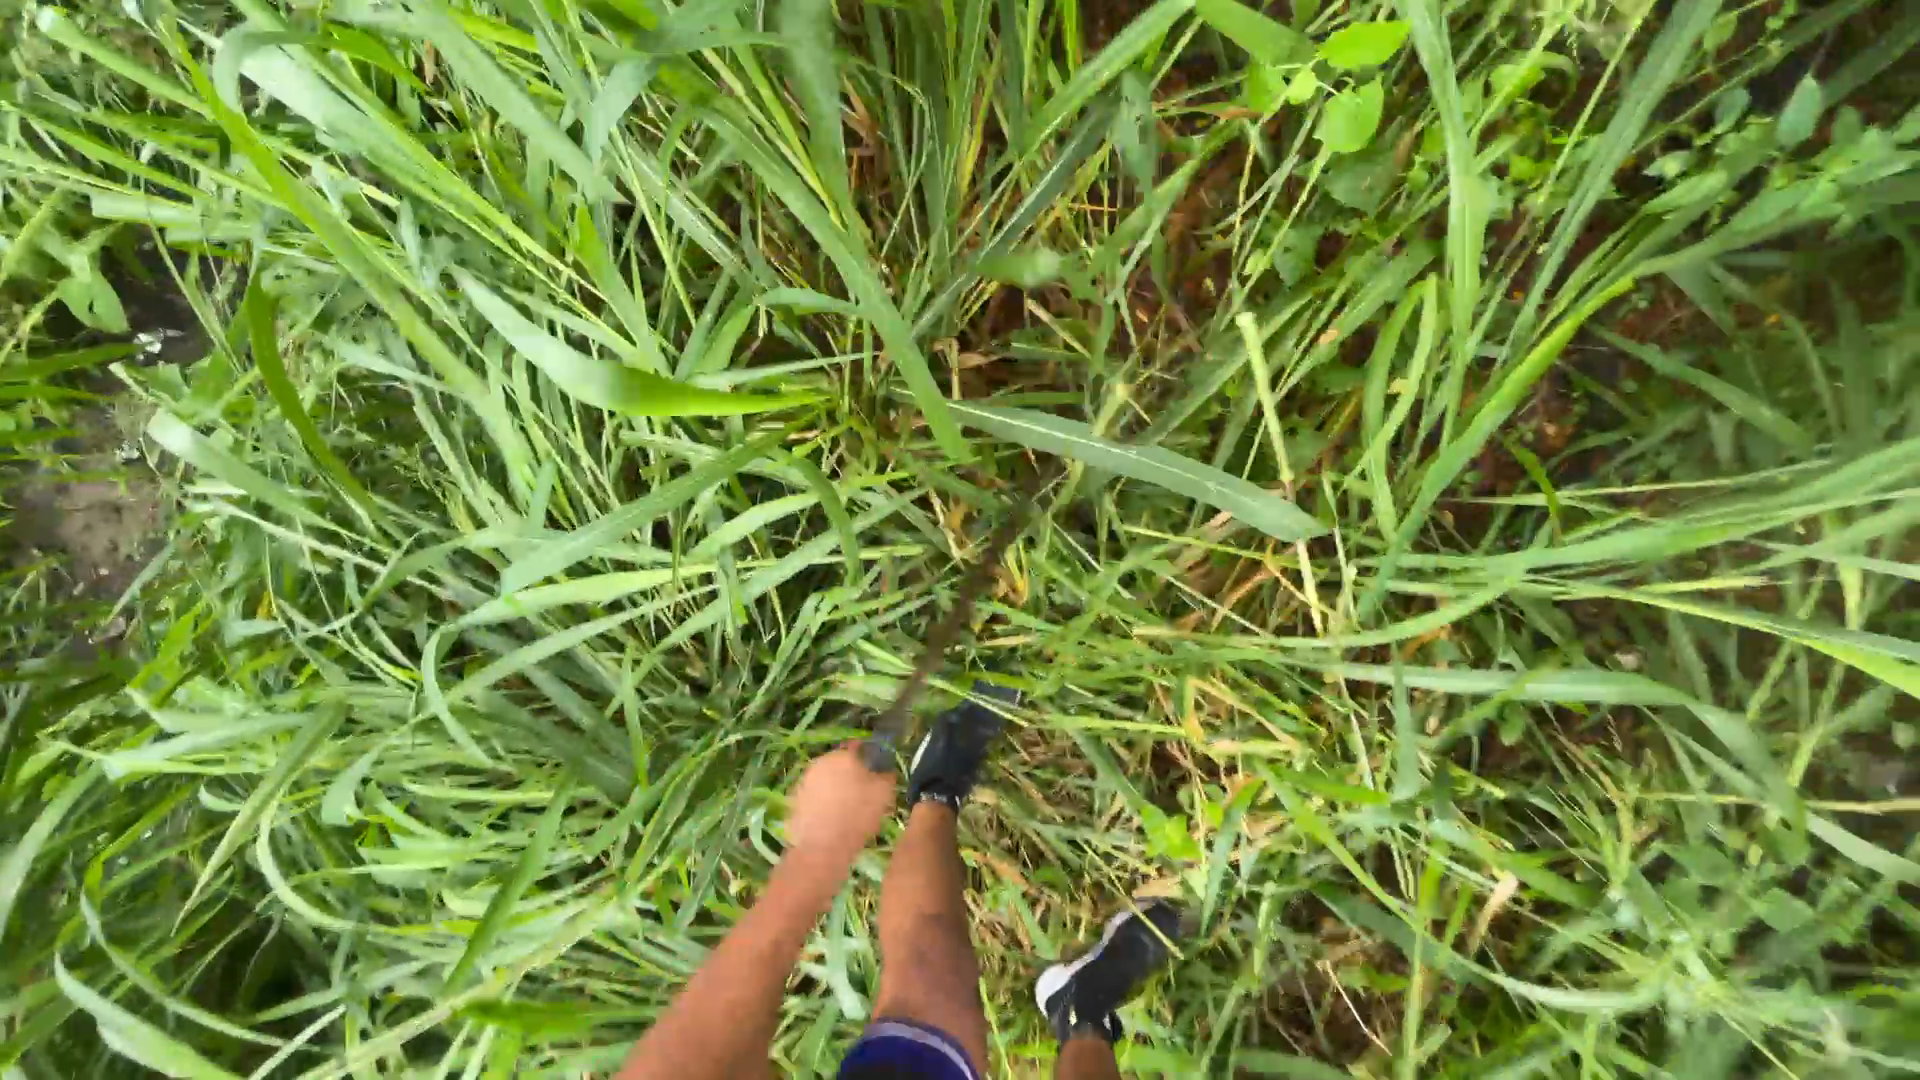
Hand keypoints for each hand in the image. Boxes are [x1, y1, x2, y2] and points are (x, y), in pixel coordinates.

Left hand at [783, 744, 895, 870]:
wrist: (822, 848)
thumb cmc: (858, 816)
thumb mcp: (884, 794)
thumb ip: (886, 776)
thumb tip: (884, 770)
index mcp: (843, 756)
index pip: (858, 748)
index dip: (868, 759)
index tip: (874, 773)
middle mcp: (821, 762)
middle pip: (839, 763)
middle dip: (849, 774)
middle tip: (861, 793)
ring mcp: (804, 781)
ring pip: (824, 779)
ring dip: (833, 788)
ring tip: (844, 809)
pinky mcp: (794, 800)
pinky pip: (813, 796)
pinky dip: (820, 803)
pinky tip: (829, 819)